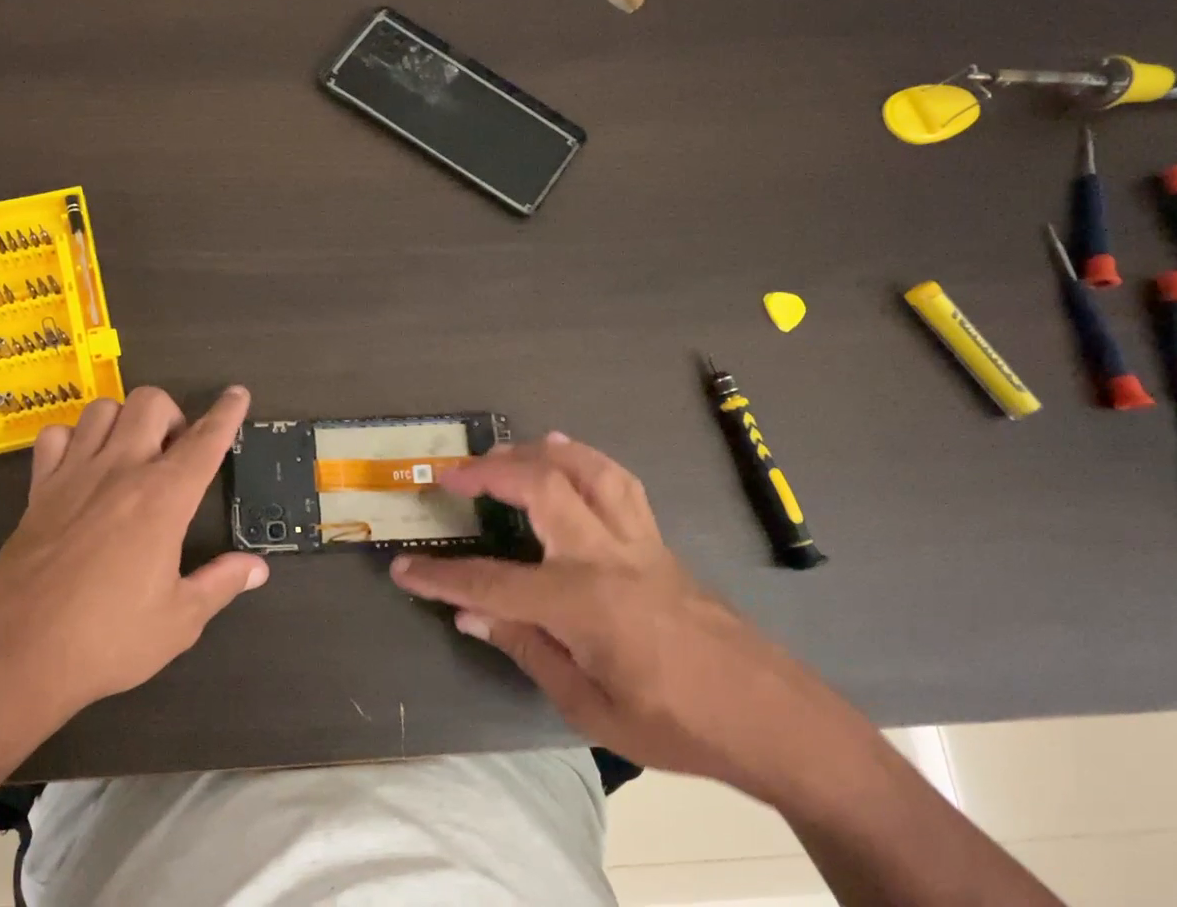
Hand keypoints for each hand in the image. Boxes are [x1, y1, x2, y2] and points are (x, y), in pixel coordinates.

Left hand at [0, 386, 269, 739]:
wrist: (18, 655)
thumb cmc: (108, 640)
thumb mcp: (179, 620)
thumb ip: (220, 583)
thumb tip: (257, 567)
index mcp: (162, 500)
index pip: (204, 441)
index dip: (225, 414)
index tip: (236, 394)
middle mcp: (119, 472)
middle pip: (150, 403)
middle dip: (173, 415)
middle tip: (176, 454)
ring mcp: (73, 476)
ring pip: (102, 408)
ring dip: (125, 420)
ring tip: (131, 453)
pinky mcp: (37, 490)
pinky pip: (55, 436)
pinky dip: (73, 438)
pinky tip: (81, 466)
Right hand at [389, 433, 873, 801]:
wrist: (774, 720)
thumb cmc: (677, 726)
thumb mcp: (589, 708)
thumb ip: (527, 650)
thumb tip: (471, 614)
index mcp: (583, 604)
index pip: (492, 581)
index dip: (440, 576)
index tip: (402, 568)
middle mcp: (608, 558)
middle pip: (542, 488)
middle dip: (488, 475)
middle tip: (451, 476)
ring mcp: (641, 544)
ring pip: (589, 471)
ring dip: (542, 452)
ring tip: (507, 450)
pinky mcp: (661, 545)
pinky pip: (620, 486)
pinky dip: (587, 463)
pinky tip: (571, 460)